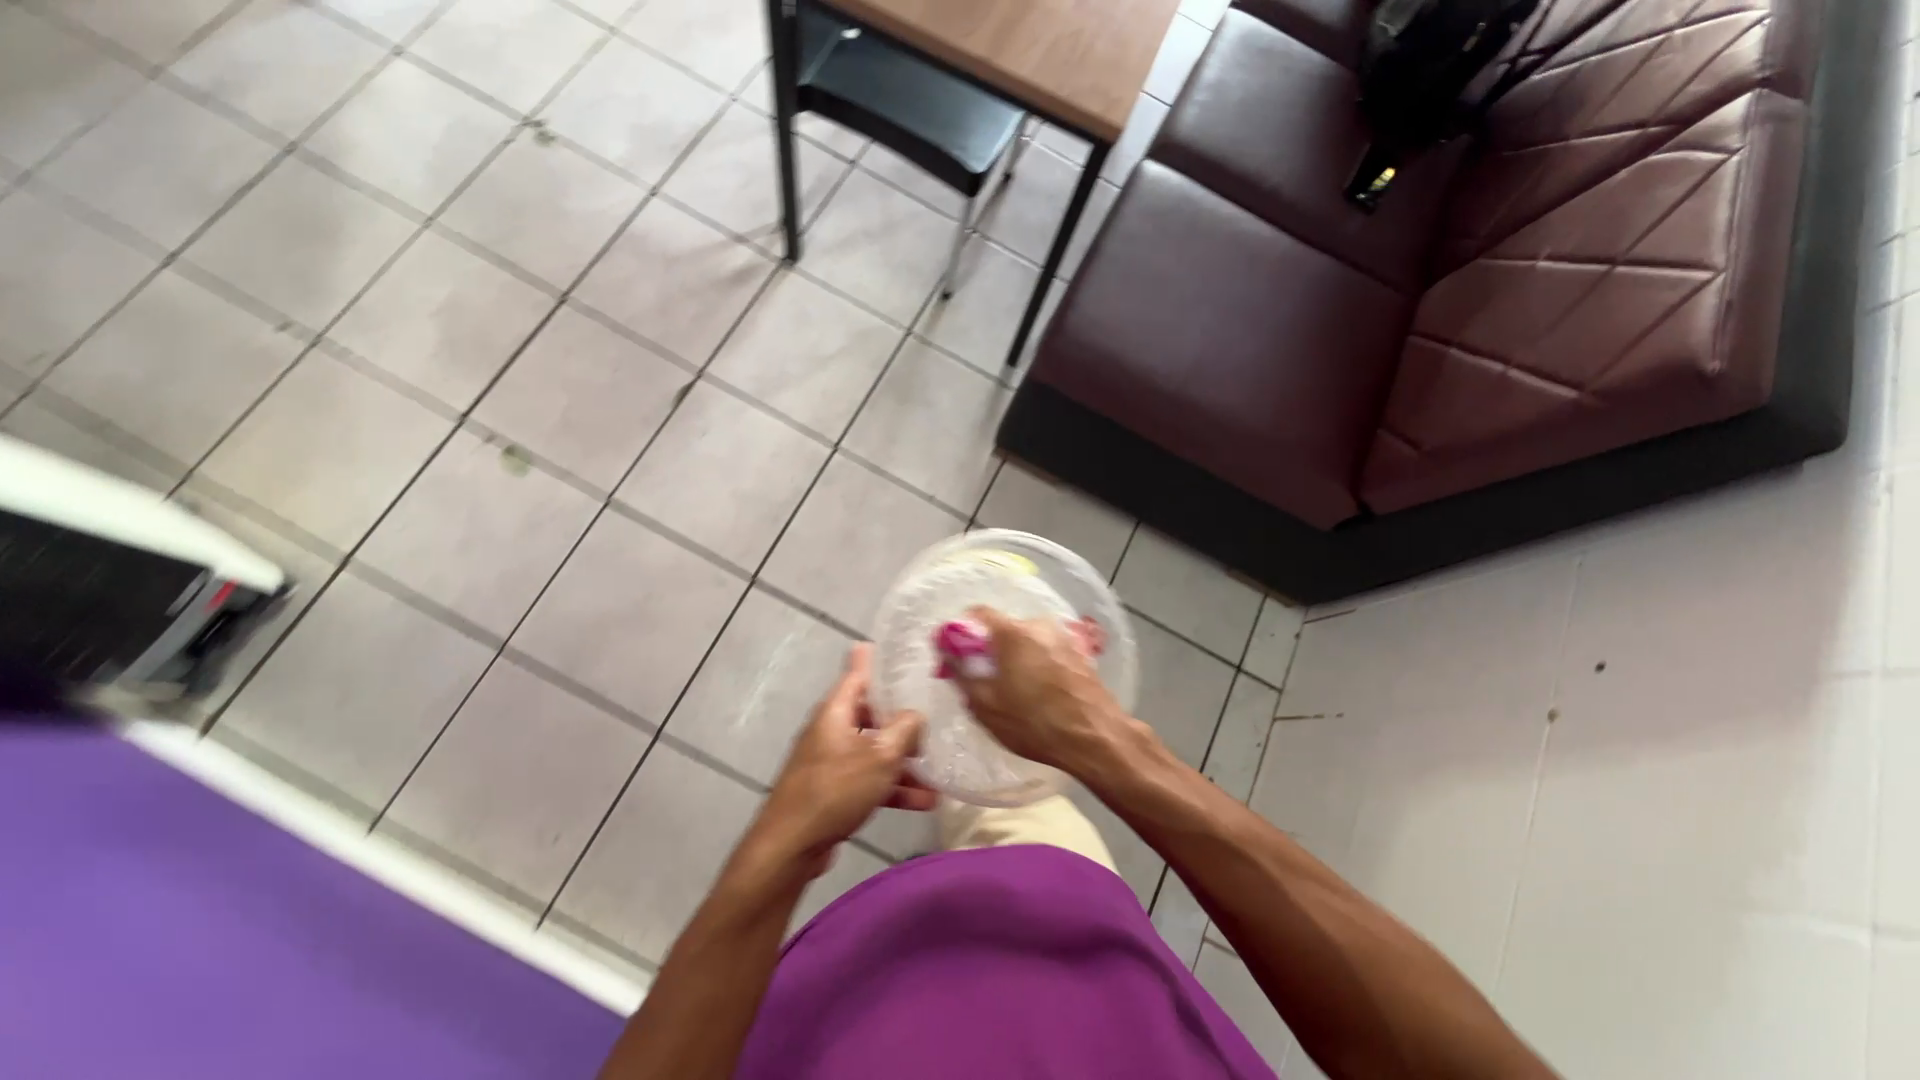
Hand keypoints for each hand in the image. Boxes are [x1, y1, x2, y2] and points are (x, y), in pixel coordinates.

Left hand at [743, 644, 932, 879]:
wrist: (792, 845)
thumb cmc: (835, 789)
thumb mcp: (879, 755)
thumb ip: (903, 728)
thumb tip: (915, 713)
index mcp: (836, 712)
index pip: (857, 675)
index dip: (875, 661)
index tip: (895, 650)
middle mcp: (831, 731)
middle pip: (872, 716)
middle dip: (904, 721)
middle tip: (936, 720)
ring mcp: (831, 763)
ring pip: (875, 753)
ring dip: (905, 763)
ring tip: (939, 775)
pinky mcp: (833, 792)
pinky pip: (870, 781)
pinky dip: (893, 788)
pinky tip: (924, 802)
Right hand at [948, 607, 1135, 778]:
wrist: (1095, 738)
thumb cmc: (1034, 723)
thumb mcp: (986, 705)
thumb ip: (962, 673)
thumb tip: (948, 652)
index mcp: (1012, 632)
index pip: (977, 613)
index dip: (962, 632)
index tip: (957, 656)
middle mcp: (1039, 625)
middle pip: (1004, 629)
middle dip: (990, 650)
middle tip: (984, 680)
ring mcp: (1063, 638)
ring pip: (1027, 641)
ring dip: (1016, 658)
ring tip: (1014, 691)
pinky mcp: (1080, 653)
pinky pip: (1047, 652)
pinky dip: (1037, 664)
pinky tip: (1039, 693)